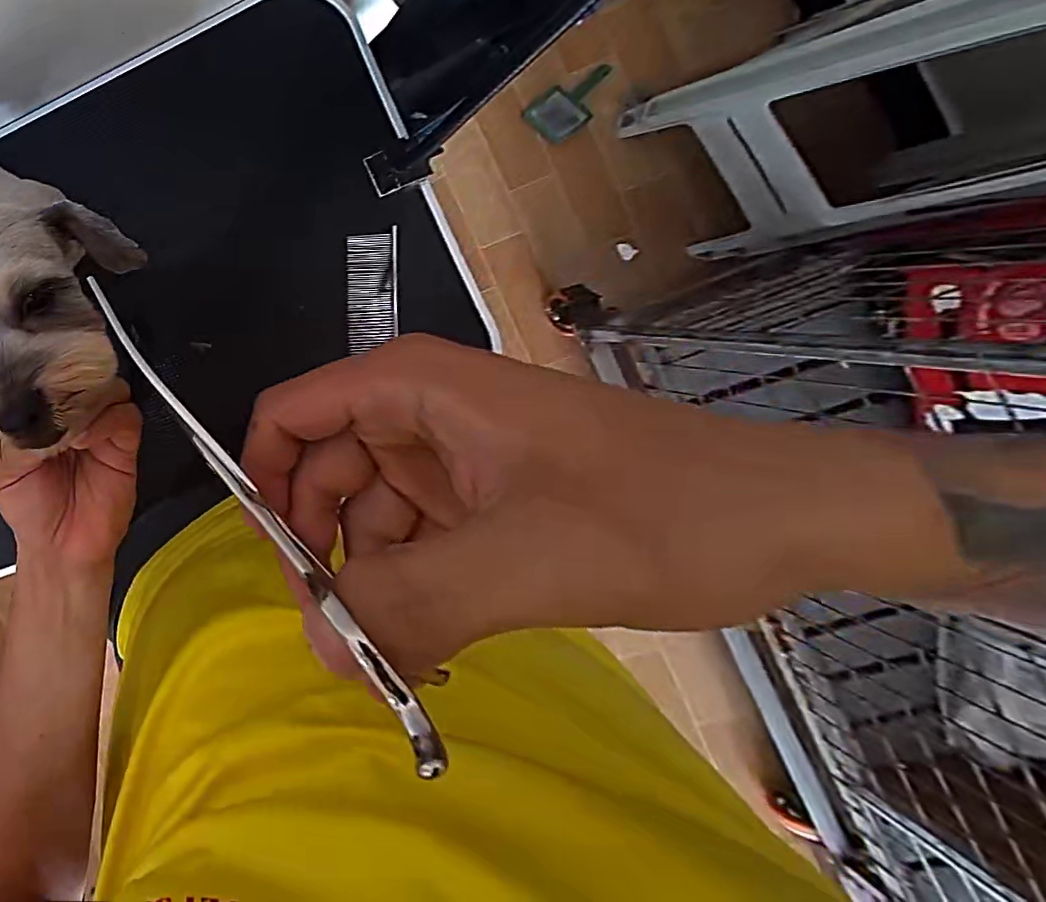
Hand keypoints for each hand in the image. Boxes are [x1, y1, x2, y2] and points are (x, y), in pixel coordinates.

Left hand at [0, 380, 141, 572]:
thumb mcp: (3, 468)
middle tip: (52, 397)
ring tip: (67, 425)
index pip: (50, 376)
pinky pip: (125, 416)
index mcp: (43, 414)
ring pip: (108, 387)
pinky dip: (107, 421)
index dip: (45, 371)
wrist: (61, 547)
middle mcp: (74, 414)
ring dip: (88, 400)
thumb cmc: (31, 510)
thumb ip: (12, 432)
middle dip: (68, 381)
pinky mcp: (124, 443)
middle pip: (82, 374)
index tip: (34, 377)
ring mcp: (101, 426)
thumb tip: (23, 406)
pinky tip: (86, 439)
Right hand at [241, 335, 963, 679]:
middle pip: (318, 473)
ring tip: (401, 658)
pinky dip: (405, 593)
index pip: (291, 415)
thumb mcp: (532, 559)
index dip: (264, 483)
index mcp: (413, 386)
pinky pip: (405, 544)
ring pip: (360, 520)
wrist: (781, 519)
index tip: (282, 566)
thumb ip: (413, 600)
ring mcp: (444, 459)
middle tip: (345, 638)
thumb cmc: (661, 510)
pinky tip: (431, 643)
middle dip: (321, 552)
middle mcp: (416, 412)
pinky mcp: (472, 501)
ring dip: (368, 587)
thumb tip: (316, 647)